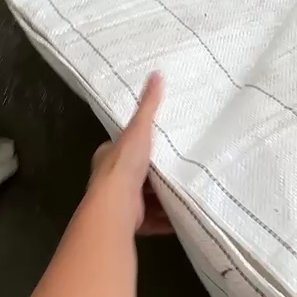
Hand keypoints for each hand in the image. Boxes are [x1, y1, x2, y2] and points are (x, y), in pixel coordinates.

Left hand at [87, 72, 173, 234]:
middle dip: (153, 174)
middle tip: (179, 166)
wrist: (115, 206)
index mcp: (108, 156)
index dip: (138, 145)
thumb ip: (148, 104)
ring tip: (188, 189)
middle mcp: (110, 180)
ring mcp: (120, 203)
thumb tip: (157, 73)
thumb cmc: (125, 164)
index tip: (158, 143)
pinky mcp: (131, 222)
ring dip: (163, 198)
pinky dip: (167, 220)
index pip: (122, 147)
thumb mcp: (139, 128)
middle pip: (135, 174)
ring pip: (145, 198)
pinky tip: (184, 215)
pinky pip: (153, 221)